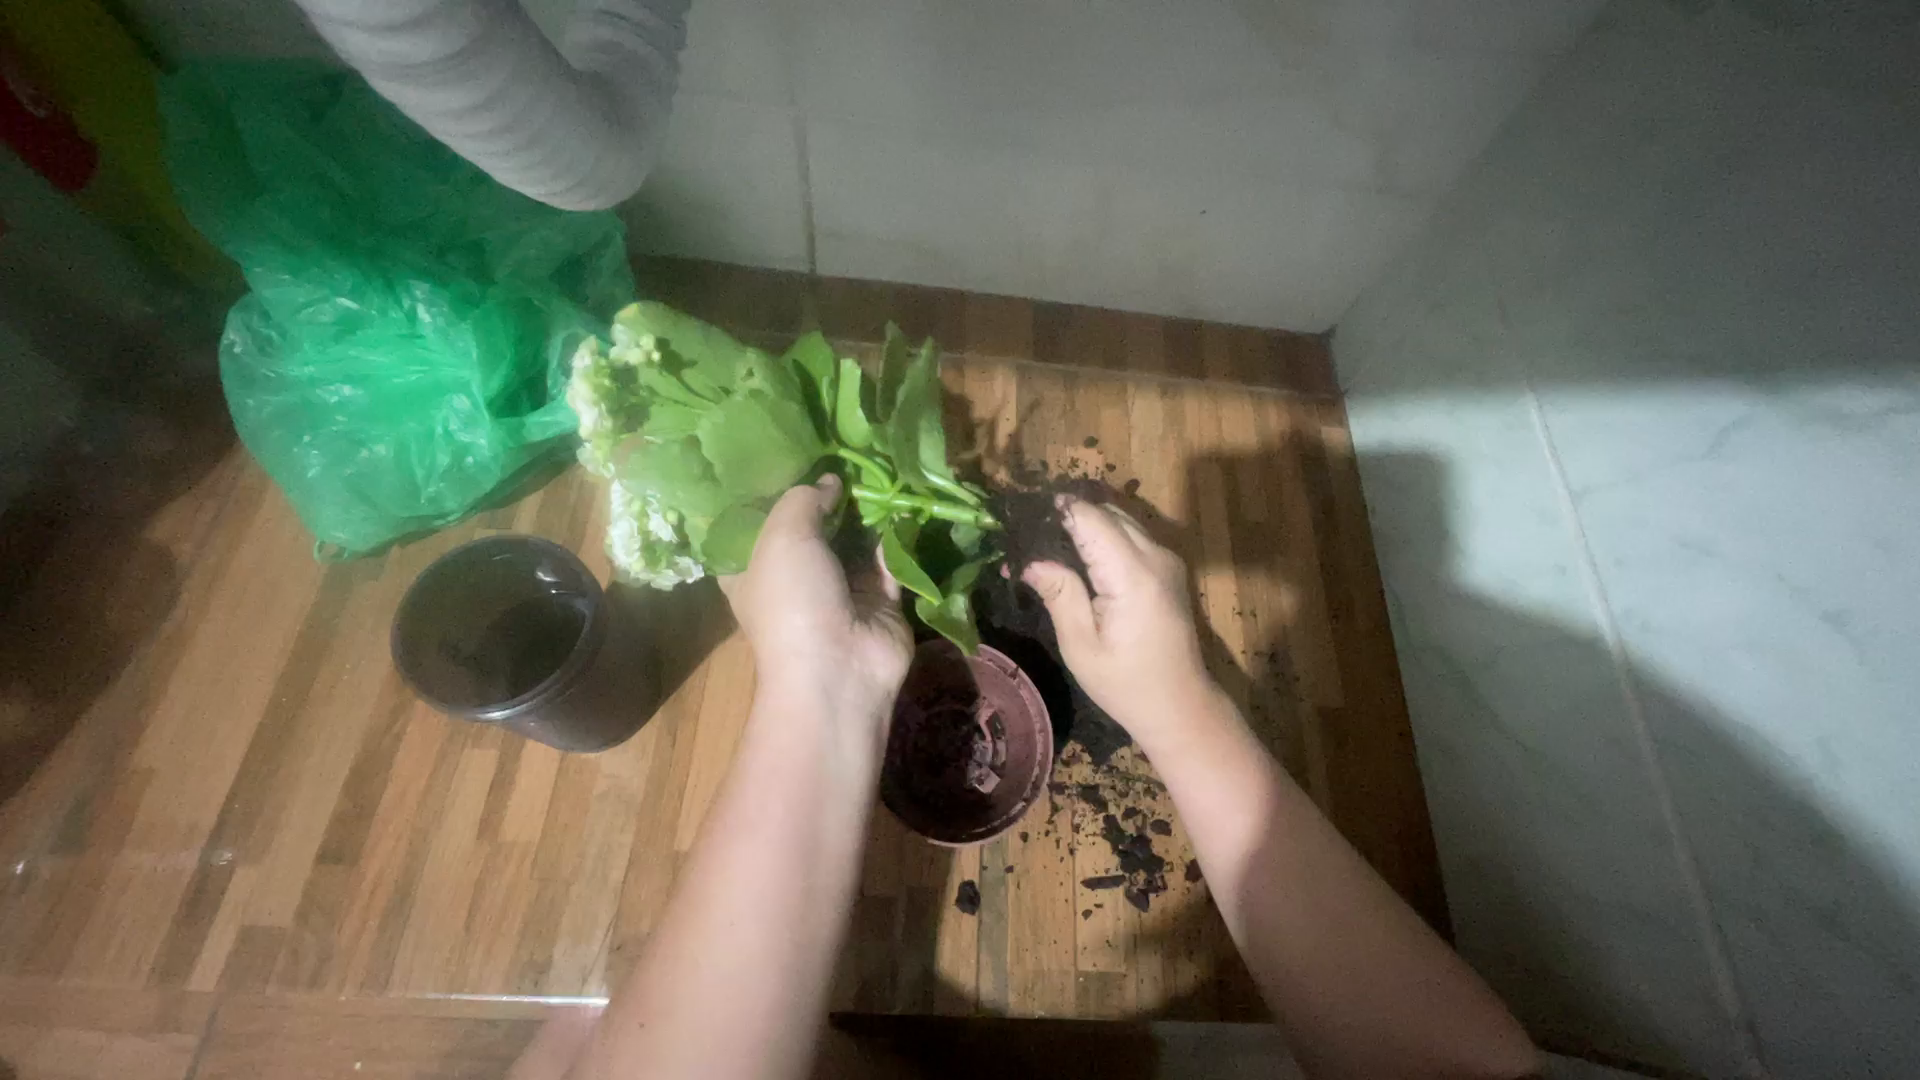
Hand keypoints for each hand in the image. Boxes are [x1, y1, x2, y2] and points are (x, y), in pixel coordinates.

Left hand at [719, 476, 912, 723]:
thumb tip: (830, 482)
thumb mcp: (782, 534)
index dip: (767, 491)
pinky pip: (887, 557)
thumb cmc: (791, 599)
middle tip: (839, 450)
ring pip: (851, 539)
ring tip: (874, 463)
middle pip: (808, 527)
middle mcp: (794, 577)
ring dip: (863, 509)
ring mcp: (839, 589)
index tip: (784, 455)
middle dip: (823, 494)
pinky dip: (893, 532)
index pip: (753, 525)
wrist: (840, 667)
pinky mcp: (879, 598)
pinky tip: (900, 497)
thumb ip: (803, 498)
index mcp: (752, 569)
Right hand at [1022, 497, 1216, 750]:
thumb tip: (1028, 560)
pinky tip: (1076, 559)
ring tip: (1046, 547)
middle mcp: (1155, 555)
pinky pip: (1131, 536)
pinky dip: (1102, 537)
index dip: (1054, 511)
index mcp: (1132, 574)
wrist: (1181, 705)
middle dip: (1066, 516)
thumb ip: (1059, 594)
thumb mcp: (1080, 645)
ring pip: (1119, 519)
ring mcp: (1166, 559)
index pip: (1089, 517)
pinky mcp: (1168, 567)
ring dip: (1084, 525)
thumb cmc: (1126, 684)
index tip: (1019, 522)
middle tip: (1026, 538)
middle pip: (1105, 512)